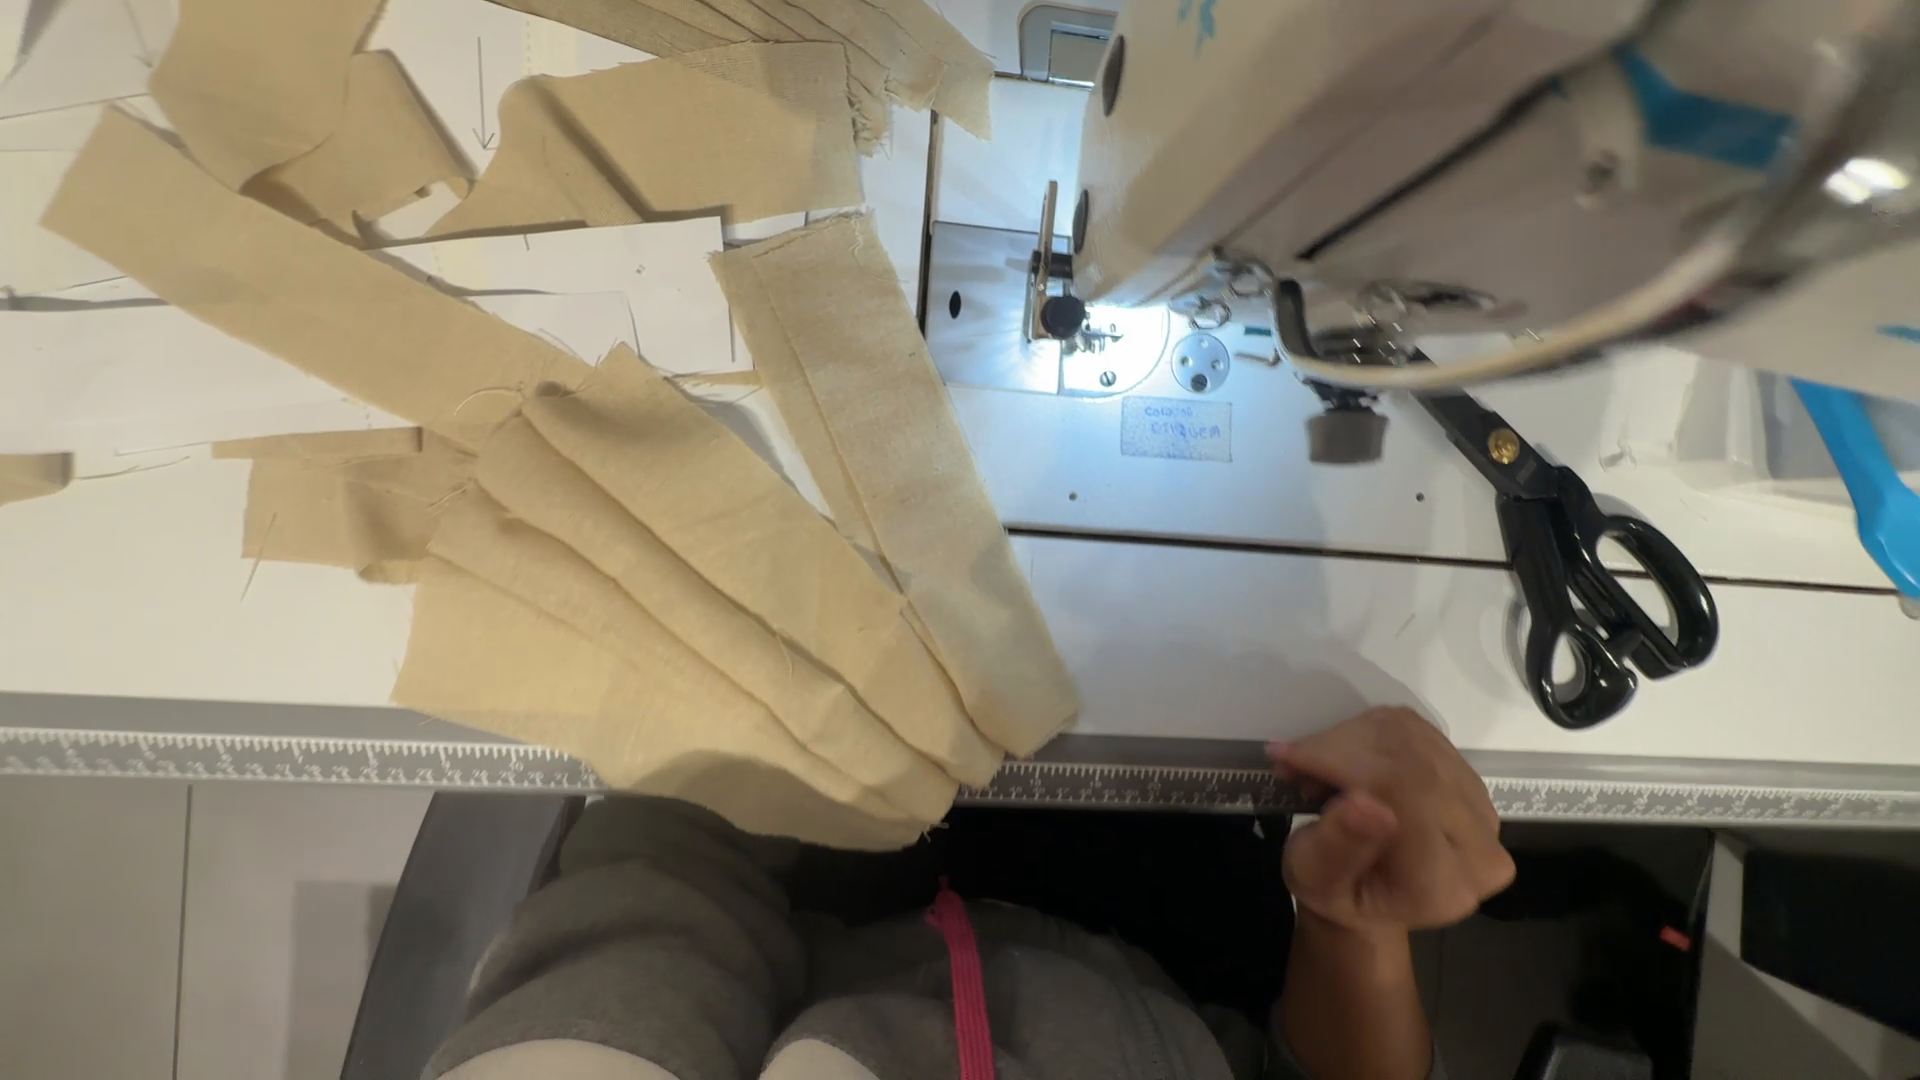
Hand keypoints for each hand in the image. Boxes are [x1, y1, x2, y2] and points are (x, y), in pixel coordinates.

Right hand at [1269, 707, 1513, 932]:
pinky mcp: (1469, 781)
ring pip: (1410, 739)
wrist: (1365, 893)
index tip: (1284, 756)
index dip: (1340, 761)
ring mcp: (1482, 811)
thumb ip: (1337, 847)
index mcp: (1443, 884)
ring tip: (1316, 762)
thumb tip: (1366, 805)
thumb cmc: (1333, 891)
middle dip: (1339, 747)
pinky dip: (1367, 732)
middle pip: (1409, 763)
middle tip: (1291, 757)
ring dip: (1350, 737)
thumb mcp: (1314, 878)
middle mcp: (1481, 849)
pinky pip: (1415, 731)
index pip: (1402, 793)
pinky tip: (1345, 756)